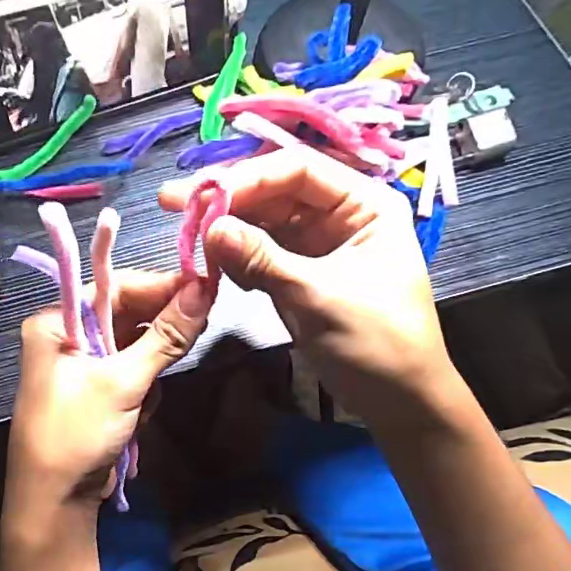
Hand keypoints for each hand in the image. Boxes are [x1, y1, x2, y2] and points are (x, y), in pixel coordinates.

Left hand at [4, 269, 213, 536]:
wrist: (54, 503)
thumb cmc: (76, 433)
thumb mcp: (122, 382)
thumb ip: (165, 336)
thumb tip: (204, 288)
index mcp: (57, 322)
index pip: (114, 287)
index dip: (160, 285)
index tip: (204, 284)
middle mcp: (67, 337)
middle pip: (127, 315)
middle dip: (159, 329)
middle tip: (200, 324)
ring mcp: (83, 367)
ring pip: (136, 347)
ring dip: (152, 367)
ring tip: (150, 391)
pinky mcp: (99, 394)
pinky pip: (133, 374)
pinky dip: (144, 390)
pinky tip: (140, 413)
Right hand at [159, 147, 455, 421]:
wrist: (398, 400)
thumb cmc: (377, 343)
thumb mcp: (319, 297)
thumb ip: (263, 260)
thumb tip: (209, 228)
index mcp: (364, 204)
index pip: (297, 170)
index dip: (247, 179)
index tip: (202, 199)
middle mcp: (340, 214)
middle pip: (275, 190)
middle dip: (227, 198)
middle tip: (172, 203)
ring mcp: (317, 244)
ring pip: (263, 221)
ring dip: (226, 227)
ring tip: (186, 235)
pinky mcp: (299, 273)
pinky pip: (260, 253)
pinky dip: (236, 257)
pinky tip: (213, 263)